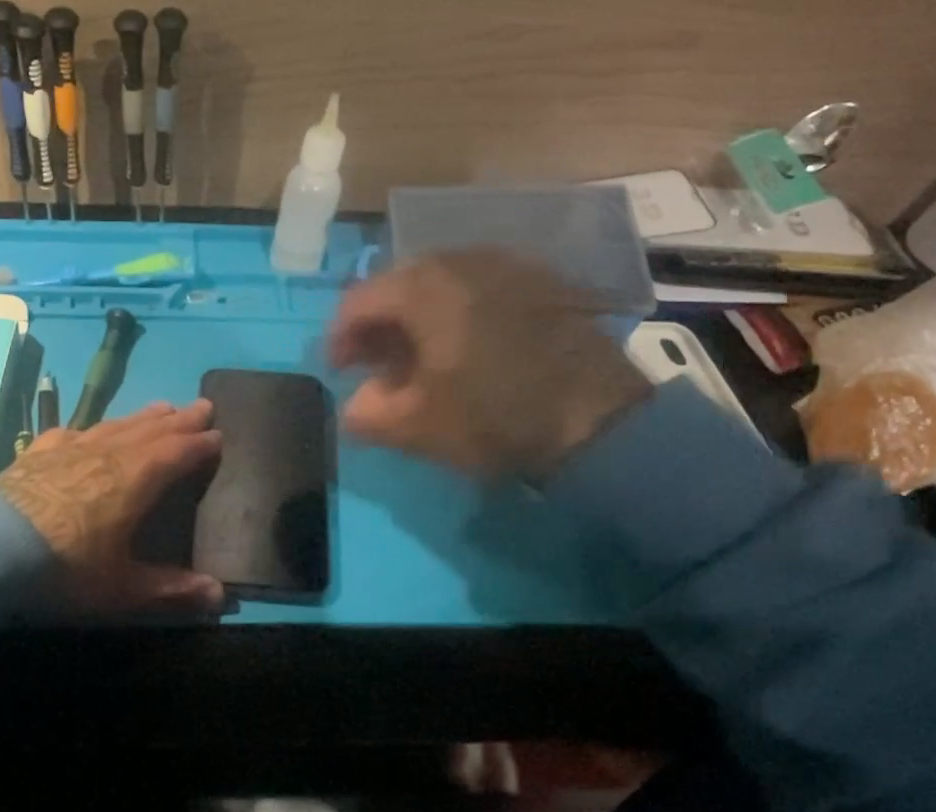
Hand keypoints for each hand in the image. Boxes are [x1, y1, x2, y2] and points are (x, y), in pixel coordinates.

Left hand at [0, 400, 224, 613]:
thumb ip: (170, 589)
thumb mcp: (121, 588)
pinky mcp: (35, 455)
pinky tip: (84, 430)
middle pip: (151, 430)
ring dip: (141, 417)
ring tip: (160, 407)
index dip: (200, 444)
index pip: (178, 453)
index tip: (219, 436)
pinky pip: (70, 434)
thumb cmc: (64, 569)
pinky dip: (88, 429)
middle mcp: (107, 455)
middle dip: (179, 420)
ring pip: (114, 425)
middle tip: (202, 406)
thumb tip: (220, 596)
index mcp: (136, 480)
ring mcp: (68, 451)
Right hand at [327, 252, 652, 480]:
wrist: (598, 419)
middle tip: (375, 367)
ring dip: (420, 320)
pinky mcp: (545, 283)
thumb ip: (367, 414)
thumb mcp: (415, 427)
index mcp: (424, 287)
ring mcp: (511, 266)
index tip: (337, 373)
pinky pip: (484, 290)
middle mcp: (464, 260)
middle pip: (401, 285)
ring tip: (420, 362)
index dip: (338, 338)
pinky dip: (460, 316)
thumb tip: (353, 406)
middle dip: (380, 327)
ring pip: (444, 285)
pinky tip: (467, 352)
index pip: (359, 300)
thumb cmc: (492, 418)